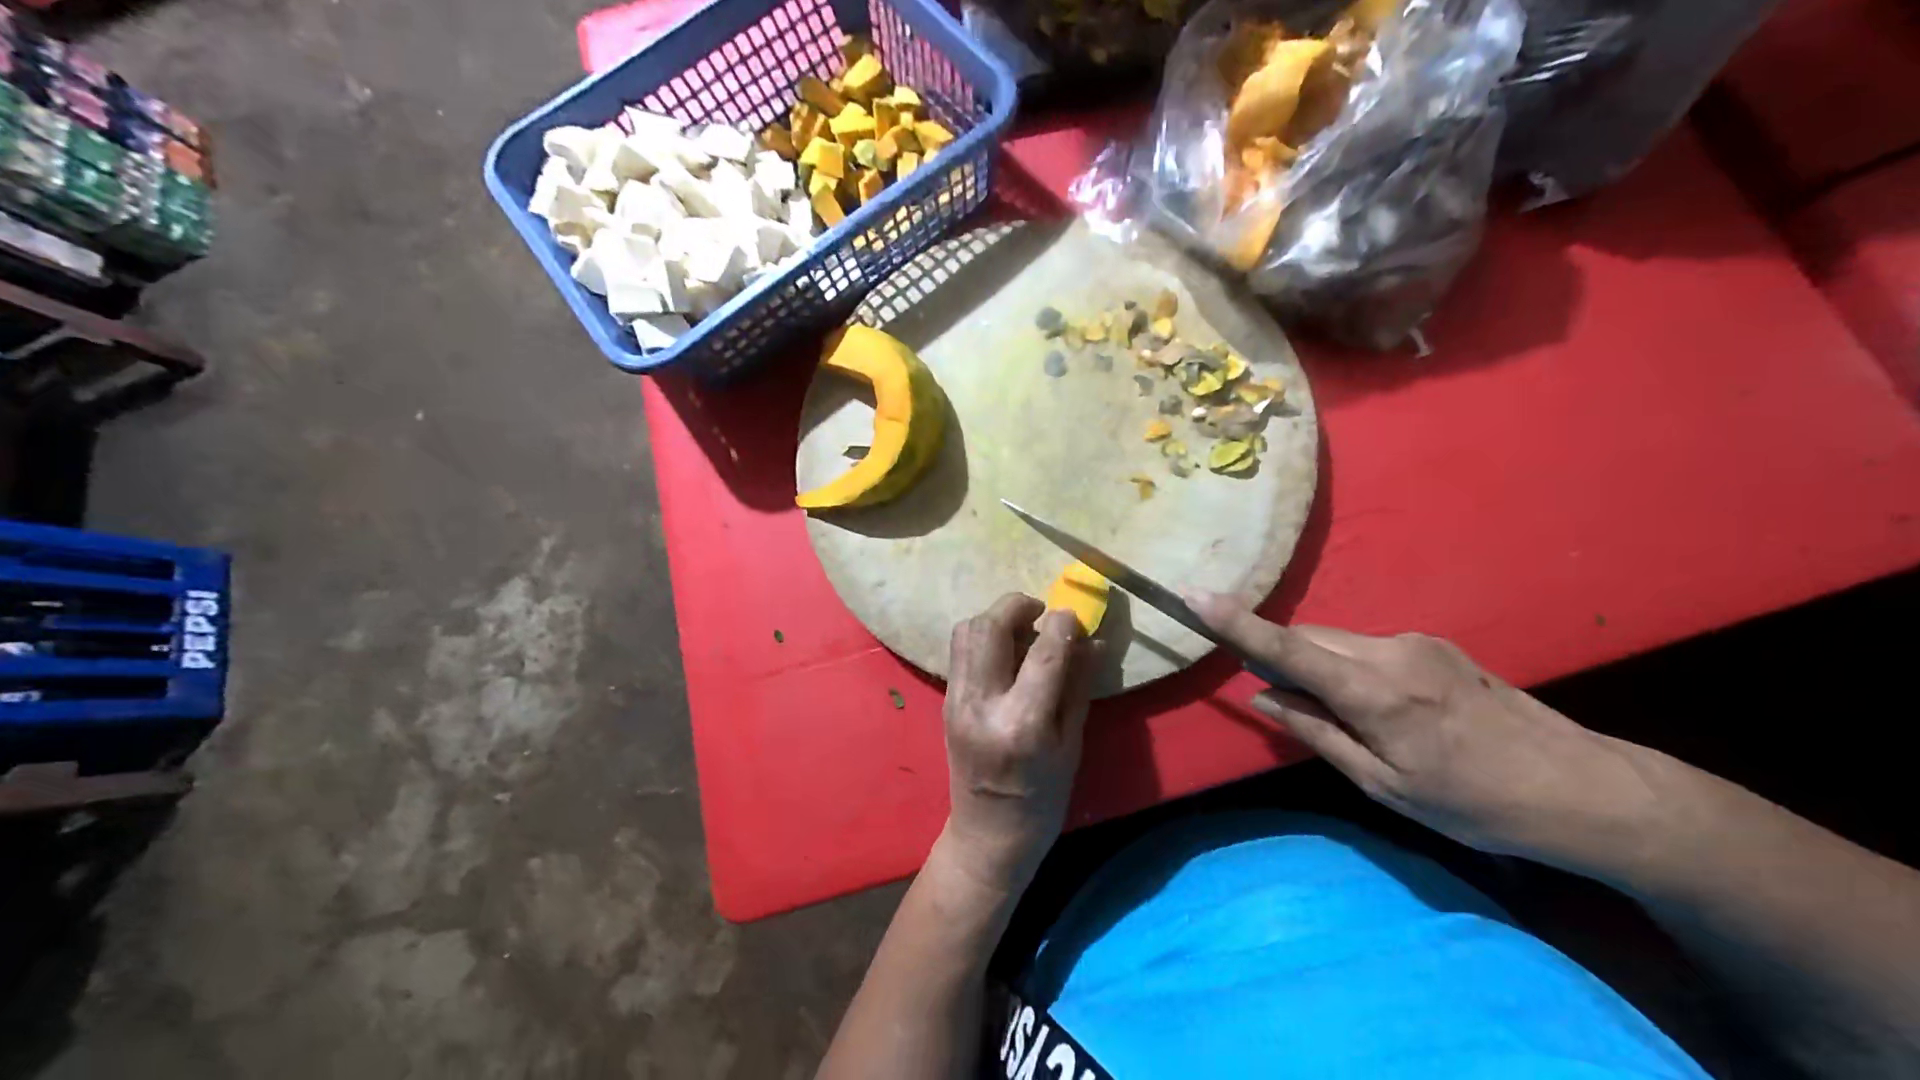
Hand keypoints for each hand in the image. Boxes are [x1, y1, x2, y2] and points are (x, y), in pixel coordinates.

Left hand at [940, 594, 1099, 891]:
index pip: (1044, 653)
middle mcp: (982, 704)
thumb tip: (1091, 639)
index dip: (1063, 624)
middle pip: (989, 627)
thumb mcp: (1071, 745)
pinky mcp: (946, 699)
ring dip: (996, 618)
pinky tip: (1005, 653)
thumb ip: (1078, 686)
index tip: (1074, 615)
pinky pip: (960, 650)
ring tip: (1022, 631)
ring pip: (966, 630)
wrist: (988, 835)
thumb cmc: (1042, 800)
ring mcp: (957, 700)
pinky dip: (983, 637)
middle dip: (1017, 605)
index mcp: (1022, 723)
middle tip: (1042, 612)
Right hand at [1190, 593, 1663, 867]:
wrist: (1586, 789)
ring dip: (1315, 663)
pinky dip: (1345, 666)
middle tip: (1269, 689)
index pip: (1288, 648)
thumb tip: (1263, 697)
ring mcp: (1418, 642)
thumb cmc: (1475, 803)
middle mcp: (1392, 651)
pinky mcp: (1434, 645)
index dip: (1237, 623)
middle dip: (1279, 655)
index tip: (1194, 595)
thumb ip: (1317, 733)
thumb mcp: (1384, 785)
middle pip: (1309, 638)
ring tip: (1334, 712)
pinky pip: (1366, 647)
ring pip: (1336, 641)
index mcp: (1375, 692)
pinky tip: (1371, 706)